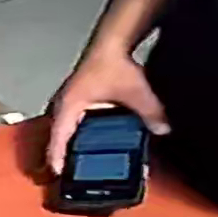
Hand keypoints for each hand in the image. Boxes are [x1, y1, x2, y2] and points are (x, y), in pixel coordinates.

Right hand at [45, 50, 170, 175]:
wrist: (110, 44)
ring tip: (72, 159)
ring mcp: (66, 103)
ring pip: (61, 129)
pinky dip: (72, 133)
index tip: (58, 172)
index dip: (57, 155)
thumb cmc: (113, 66)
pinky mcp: (74, 100)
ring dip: (64, 143)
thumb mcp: (136, 92)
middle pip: (55, 135)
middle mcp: (62, 107)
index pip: (58, 137)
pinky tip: (84, 140)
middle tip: (65, 171)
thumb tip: (162, 131)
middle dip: (58, 153)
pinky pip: (69, 122)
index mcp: (69, 107)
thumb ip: (150, 113)